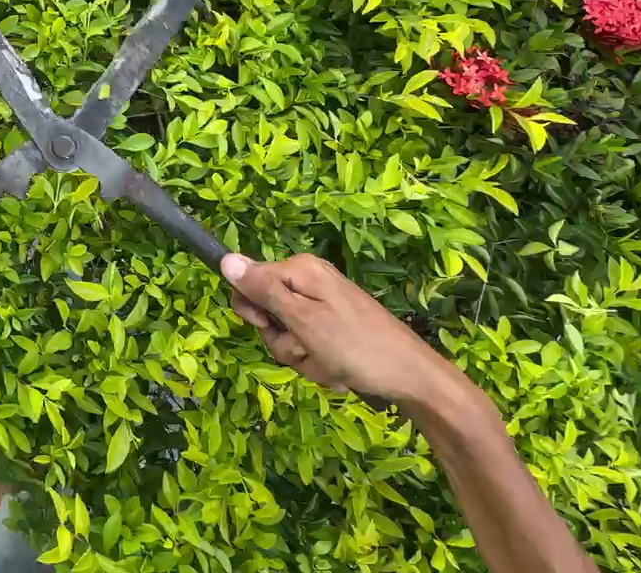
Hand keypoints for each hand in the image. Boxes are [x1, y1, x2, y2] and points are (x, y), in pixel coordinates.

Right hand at [220, 252, 458, 406]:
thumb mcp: (303, 320)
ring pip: (284, 332)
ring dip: (299, 355)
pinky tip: (335, 370)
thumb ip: (263, 290)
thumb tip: (225, 259)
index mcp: (299, 269)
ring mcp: (323, 303)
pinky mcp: (333, 325)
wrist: (415, 380)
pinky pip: (306, 342)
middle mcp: (309, 279)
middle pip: (266, 309)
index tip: (270, 327)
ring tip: (326, 364)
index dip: (252, 310)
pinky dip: (315, 360)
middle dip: (280, 338)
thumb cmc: (357, 347)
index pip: (247, 281)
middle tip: (305, 350)